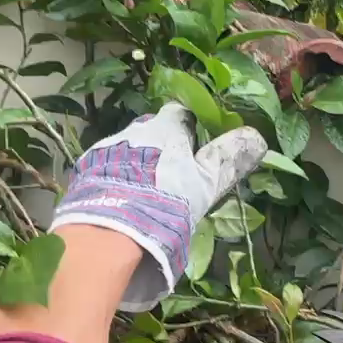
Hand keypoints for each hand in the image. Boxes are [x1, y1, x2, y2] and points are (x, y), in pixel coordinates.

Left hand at [50, 103, 266, 310]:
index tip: (198, 145)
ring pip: (129, 150)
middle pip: (152, 131)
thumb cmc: (168, 200)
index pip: (181, 113)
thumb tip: (257, 136)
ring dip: (138, 165)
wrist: (110, 230)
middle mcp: (134, 129)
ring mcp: (107, 149)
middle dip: (162, 147)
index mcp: (166, 127)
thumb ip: (228, 158)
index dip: (191, 126)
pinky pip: (107, 169)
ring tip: (145, 196)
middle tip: (172, 177)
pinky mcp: (86, 171)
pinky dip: (117, 180)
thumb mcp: (205, 183)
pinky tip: (123, 203)